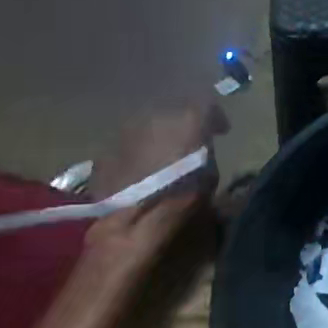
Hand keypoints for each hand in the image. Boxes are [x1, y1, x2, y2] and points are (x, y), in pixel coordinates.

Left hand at [84, 102, 226, 258]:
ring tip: (161, 161)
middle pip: (173, 113)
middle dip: (182, 127)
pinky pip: (128, 146)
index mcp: (187, 119)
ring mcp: (127, 130)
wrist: (131, 222)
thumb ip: (206, 154)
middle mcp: (156, 115)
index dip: (215, 118)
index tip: (220, 131)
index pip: (207, 106)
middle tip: (188, 146)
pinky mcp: (107, 149)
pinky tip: (139, 174)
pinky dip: (136, 155)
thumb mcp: (210, 177)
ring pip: (148, 127)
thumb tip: (201, 148)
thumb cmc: (181, 200)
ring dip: (157, 139)